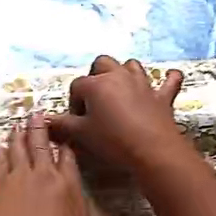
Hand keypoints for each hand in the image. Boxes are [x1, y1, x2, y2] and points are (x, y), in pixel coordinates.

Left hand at [0, 112, 106, 215]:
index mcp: (68, 185)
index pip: (69, 158)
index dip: (67, 146)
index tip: (65, 138)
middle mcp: (42, 174)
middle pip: (40, 145)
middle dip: (40, 128)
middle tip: (37, 114)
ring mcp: (15, 177)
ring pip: (18, 148)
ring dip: (18, 134)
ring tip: (18, 124)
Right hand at [47, 56, 187, 170]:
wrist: (152, 150)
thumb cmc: (113, 140)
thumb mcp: (82, 134)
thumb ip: (62, 126)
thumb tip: (45, 121)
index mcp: (96, 84)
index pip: (77, 86)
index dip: (74, 102)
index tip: (77, 120)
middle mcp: (119, 76)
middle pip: (102, 64)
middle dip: (95, 77)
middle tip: (94, 100)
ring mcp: (143, 84)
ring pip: (131, 66)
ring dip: (124, 73)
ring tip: (120, 89)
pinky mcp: (162, 97)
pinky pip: (169, 81)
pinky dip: (167, 80)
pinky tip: (167, 81)